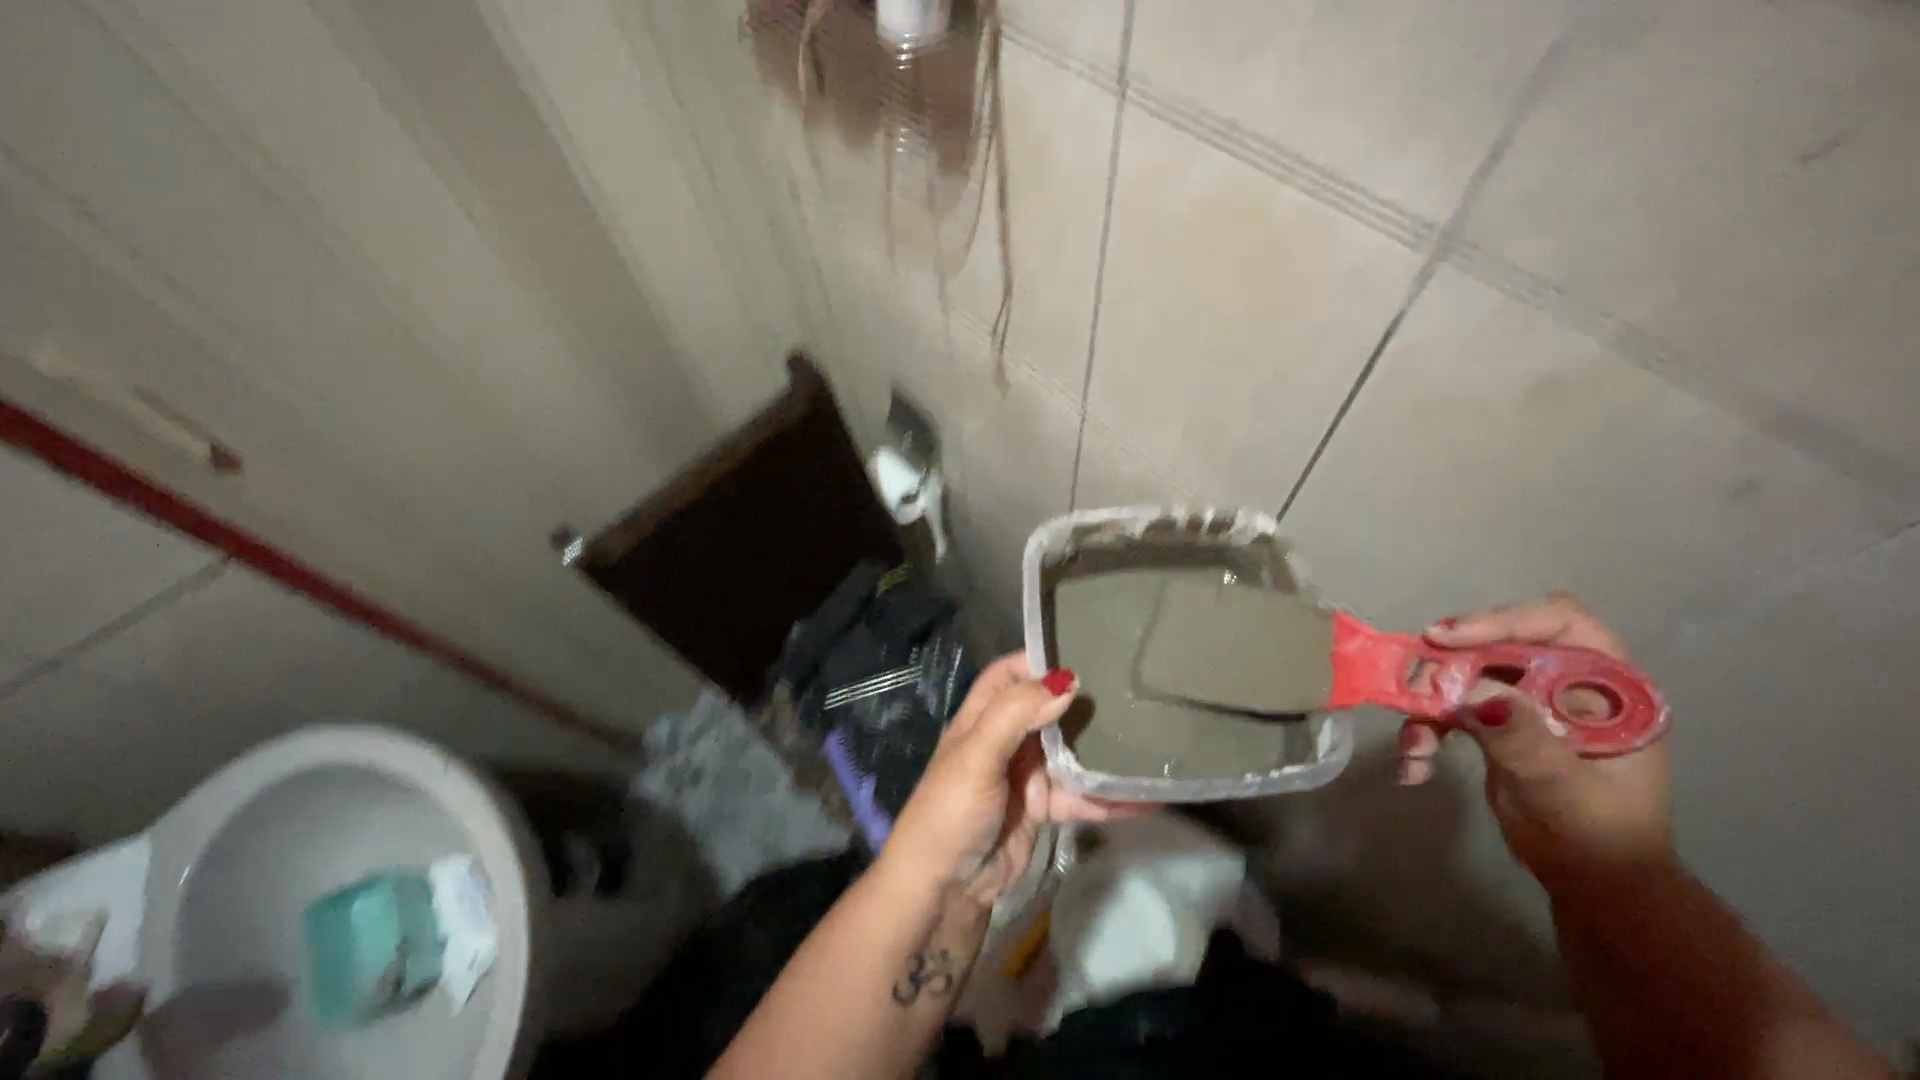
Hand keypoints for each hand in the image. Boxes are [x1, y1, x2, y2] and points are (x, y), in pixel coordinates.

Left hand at [881, 652, 1148, 907]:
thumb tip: (1068, 680)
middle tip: (1130, 687)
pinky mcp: (1042, 809)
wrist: (945, 887)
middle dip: (1081, 700)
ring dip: (1101, 750)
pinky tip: (1145, 795)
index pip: (1008, 675)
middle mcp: (1004, 741)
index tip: (1083, 649)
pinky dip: (1108, 797)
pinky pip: (1080, 795)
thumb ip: (1017, 714)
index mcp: (980, 719)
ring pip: (1069, 752)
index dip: (1037, 660)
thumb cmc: (952, 810)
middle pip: (1046, 710)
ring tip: (1148, 736)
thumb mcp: (978, 755)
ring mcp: (1025, 775)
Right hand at [1398, 593, 1674, 890]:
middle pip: (1498, 646)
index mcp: (1607, 687)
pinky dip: (1426, 733)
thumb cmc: (1599, 838)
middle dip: (1449, 667)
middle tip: (1410, 687)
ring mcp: (1529, 704)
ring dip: (1429, 706)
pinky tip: (1413, 767)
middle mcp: (1566, 684)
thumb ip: (1522, 739)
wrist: (1594, 885)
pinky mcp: (1496, 724)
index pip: (1560, 624)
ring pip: (1464, 677)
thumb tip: (1472, 696)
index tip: (1447, 638)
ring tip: (1414, 747)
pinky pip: (1450, 710)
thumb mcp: (1563, 789)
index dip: (1504, 621)